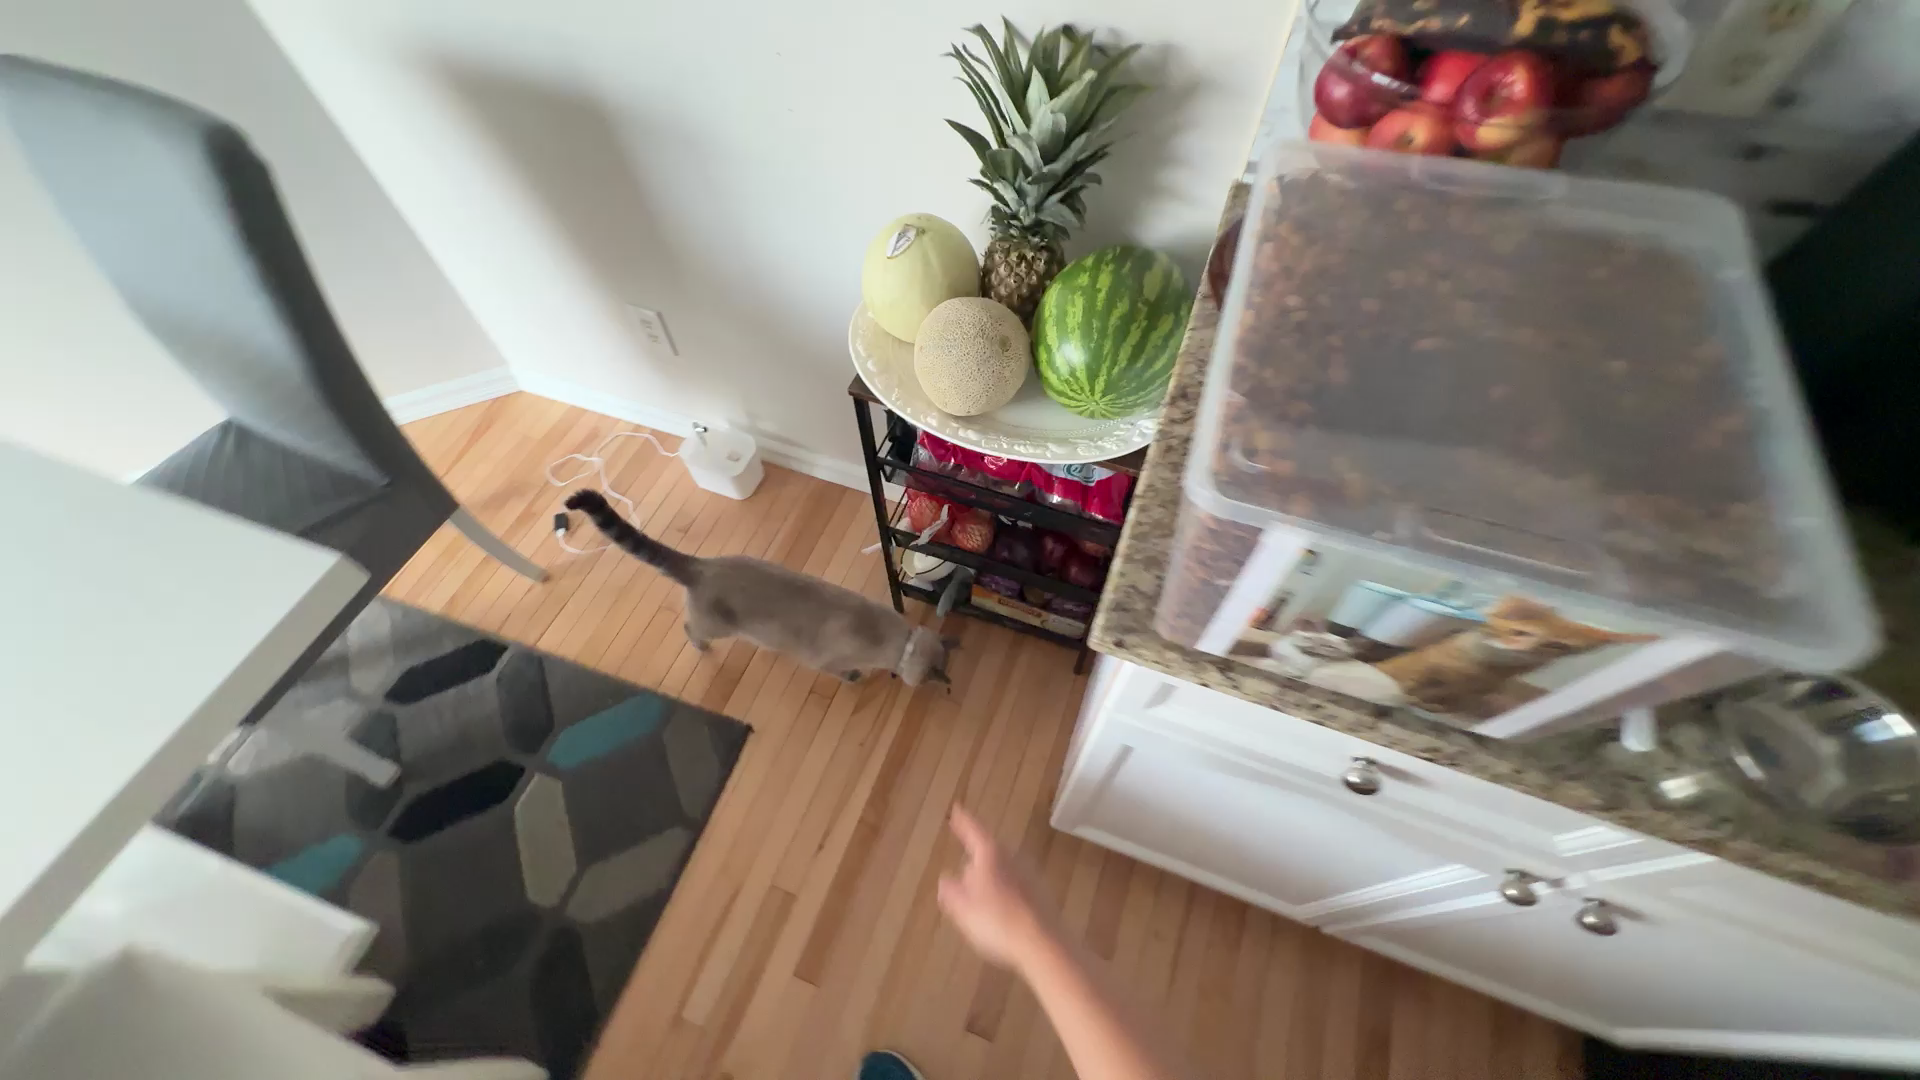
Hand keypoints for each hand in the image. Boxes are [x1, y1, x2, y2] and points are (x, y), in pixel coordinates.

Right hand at [938, 805, 1060, 969]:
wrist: (1043, 943)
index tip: (956, 809)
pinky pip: (1016, 885)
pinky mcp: (1041, 892)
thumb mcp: (964, 909)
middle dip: (976, 860)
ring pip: (1003, 869)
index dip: (963, 821)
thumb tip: (946, 879)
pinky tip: (1001, 913)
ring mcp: (1029, 873)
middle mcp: (1011, 856)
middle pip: (989, 851)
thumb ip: (952, 892)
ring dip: (992, 879)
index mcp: (990, 854)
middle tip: (964, 873)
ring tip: (981, 899)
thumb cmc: (997, 922)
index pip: (973, 830)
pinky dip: (1005, 892)